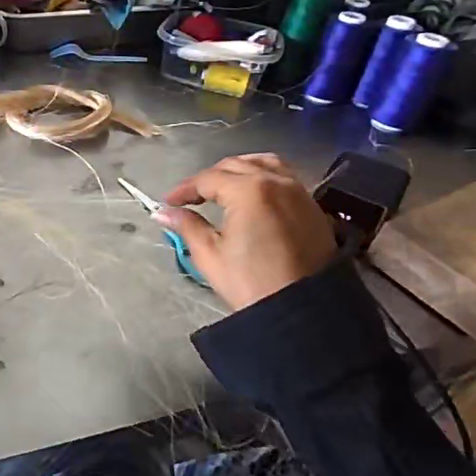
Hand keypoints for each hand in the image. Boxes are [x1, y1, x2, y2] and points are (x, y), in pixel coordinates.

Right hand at [153, 154, 338, 311]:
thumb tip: (163, 212)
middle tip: (191, 198)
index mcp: (248, 191)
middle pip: (235, 166)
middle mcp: (276, 182)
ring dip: (239, 170)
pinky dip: (263, 177)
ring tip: (223, 188)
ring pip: (264, 164)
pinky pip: (284, 177)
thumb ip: (186, 225)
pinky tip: (252, 196)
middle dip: (208, 179)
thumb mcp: (210, 254)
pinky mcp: (312, 207)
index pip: (207, 179)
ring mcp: (299, 192)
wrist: (307, 312)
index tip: (168, 202)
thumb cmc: (252, 282)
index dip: (184, 189)